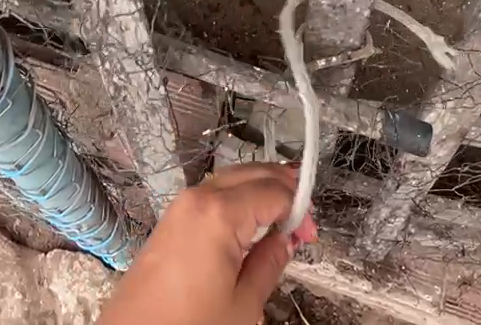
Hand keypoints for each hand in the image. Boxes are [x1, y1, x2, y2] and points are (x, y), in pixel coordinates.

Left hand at [98, 164, 316, 324]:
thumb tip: (287, 240)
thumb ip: (270, 264)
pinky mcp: (170, 219)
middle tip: (303, 218)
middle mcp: (199, 196)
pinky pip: (212, 195)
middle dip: (282, 188)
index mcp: (220, 213)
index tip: (310, 235)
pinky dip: (237, 199)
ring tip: (282, 215)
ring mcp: (181, 205)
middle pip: (252, 173)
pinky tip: (250, 220)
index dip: (298, 208)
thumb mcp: (242, 306)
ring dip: (260, 190)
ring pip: (232, 180)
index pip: (273, 191)